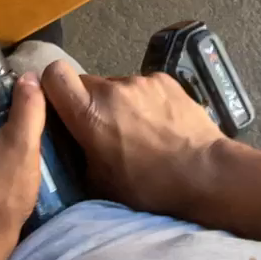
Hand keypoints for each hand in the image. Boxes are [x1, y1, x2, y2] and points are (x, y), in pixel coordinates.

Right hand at [40, 59, 260, 240]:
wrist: (207, 175)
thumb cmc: (149, 186)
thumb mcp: (99, 182)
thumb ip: (77, 154)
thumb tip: (68, 146)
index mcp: (88, 113)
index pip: (53, 73)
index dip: (52, 85)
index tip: (59, 103)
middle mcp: (110, 89)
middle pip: (85, 83)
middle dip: (88, 102)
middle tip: (102, 128)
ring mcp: (139, 81)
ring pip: (115, 87)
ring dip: (118, 104)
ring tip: (138, 131)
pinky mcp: (164, 80)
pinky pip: (142, 87)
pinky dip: (144, 102)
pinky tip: (159, 124)